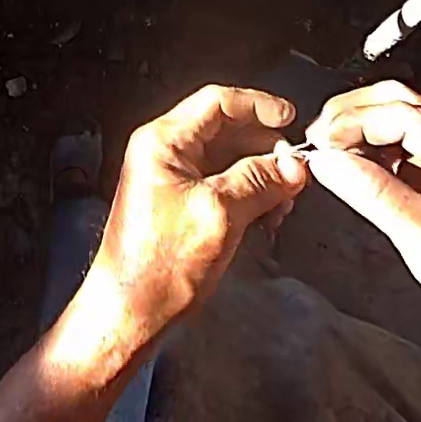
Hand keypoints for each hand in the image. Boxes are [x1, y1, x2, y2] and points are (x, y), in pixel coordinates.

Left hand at [85, 84, 309, 334]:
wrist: (126, 320)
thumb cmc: (155, 270)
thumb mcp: (218, 214)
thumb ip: (259, 181)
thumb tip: (294, 166)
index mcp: (163, 142)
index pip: (218, 101)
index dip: (258, 106)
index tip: (289, 119)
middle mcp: (165, 152)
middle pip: (227, 129)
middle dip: (265, 147)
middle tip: (293, 169)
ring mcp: (173, 177)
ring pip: (230, 156)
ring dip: (261, 173)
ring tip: (284, 198)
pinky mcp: (182, 201)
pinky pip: (224, 181)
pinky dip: (250, 192)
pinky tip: (268, 212)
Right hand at [305, 81, 420, 347]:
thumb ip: (375, 196)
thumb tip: (328, 162)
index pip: (410, 117)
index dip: (360, 123)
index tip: (325, 142)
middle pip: (406, 103)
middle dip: (357, 114)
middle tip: (321, 137)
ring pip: (404, 115)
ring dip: (364, 126)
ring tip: (332, 148)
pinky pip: (407, 138)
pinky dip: (376, 143)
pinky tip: (356, 161)